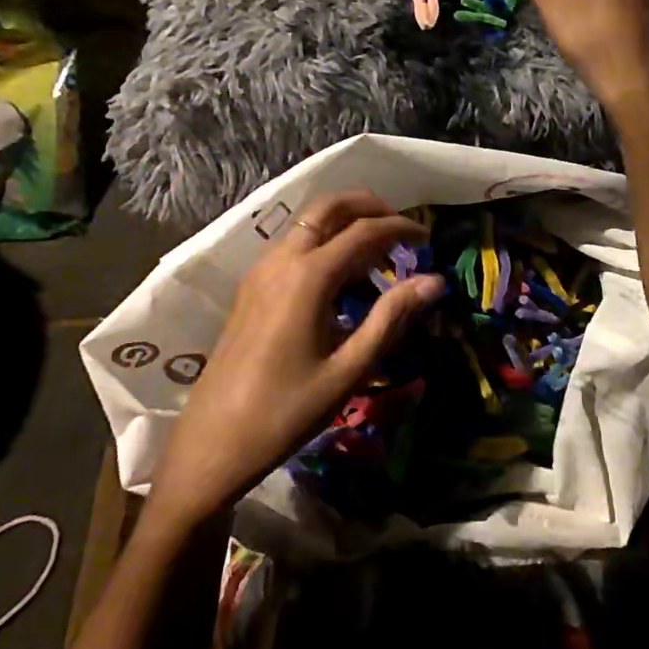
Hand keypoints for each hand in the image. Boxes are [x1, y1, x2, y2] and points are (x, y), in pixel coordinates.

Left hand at [144, 191, 446, 529]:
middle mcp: (281, 260)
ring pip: (309, 224)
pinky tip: (343, 280)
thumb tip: (434, 281)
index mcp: (308, 276)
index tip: (428, 238)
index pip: (364, 231)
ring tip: (379, 256)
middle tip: (400, 228)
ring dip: (346, 224)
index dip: (400, 228)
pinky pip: (294, 246)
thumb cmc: (287, 411)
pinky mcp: (252, 287)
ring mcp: (261, 271)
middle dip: (369, 206)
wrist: (214, 441)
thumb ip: (392, 317)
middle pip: (329, 207)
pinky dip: (325, 243)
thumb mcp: (349, 368)